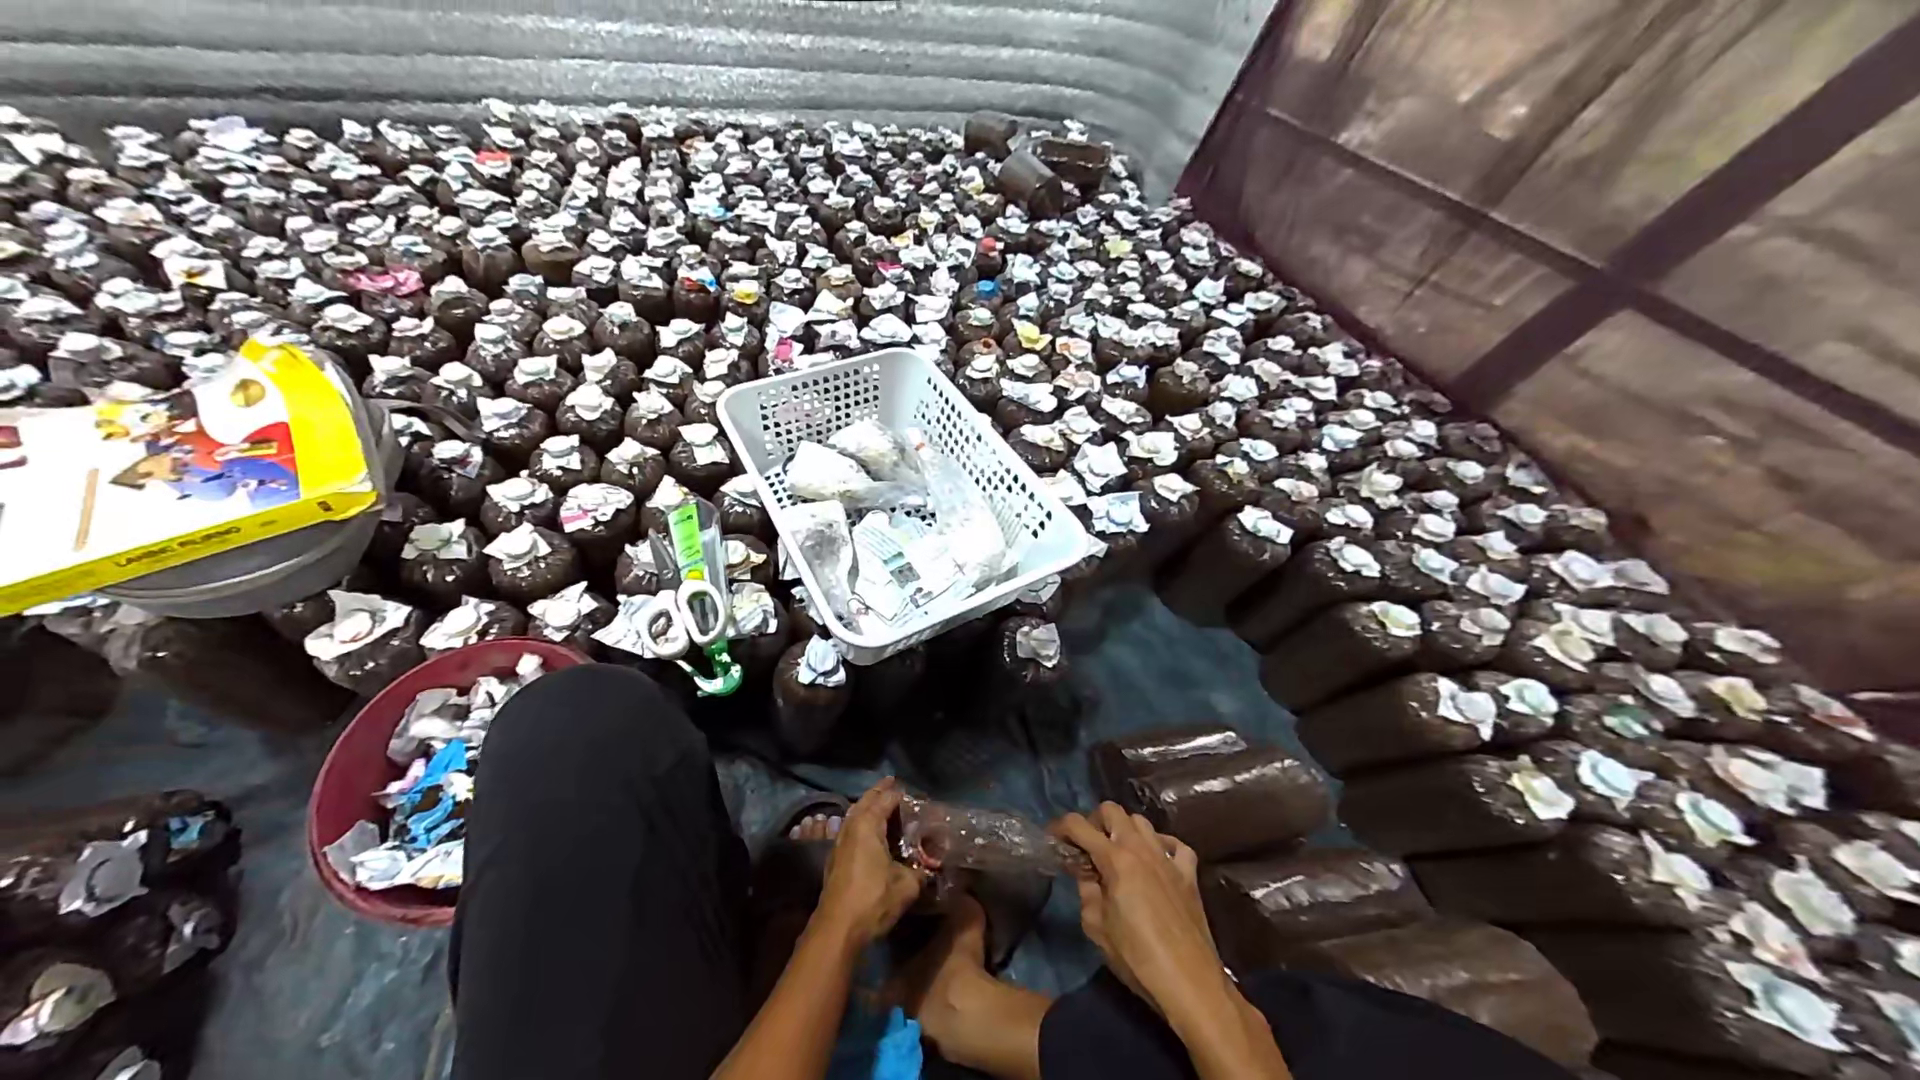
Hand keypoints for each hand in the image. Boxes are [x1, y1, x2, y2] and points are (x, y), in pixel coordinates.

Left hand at [815, 778, 925, 947]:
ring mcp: (839, 842)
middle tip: (894, 784)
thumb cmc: (873, 899)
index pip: (887, 799)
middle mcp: (851, 827)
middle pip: (866, 801)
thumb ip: (921, 870)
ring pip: (855, 815)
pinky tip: (872, 832)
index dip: (902, 795)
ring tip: (883, 804)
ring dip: (868, 806)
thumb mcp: (907, 884)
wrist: (837, 929)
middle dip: (880, 792)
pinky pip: (851, 829)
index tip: (916, 795)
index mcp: (867, 824)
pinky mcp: (835, 859)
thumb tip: (931, 867)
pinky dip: (862, 823)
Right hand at [1053, 803, 1228, 1021]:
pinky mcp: (1189, 875)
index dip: (1061, 827)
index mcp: (1115, 859)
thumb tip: (1086, 875)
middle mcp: (1141, 848)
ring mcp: (1168, 859)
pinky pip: (1175, 846)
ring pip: (1142, 822)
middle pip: (1112, 810)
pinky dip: (1162, 846)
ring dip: (1125, 830)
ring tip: (1117, 854)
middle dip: (1094, 822)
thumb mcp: (1096, 927)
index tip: (1053, 838)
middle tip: (1087, 847)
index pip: (1080, 826)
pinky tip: (1155, 860)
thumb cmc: (1137, 957)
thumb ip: (1086, 892)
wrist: (1189, 982)